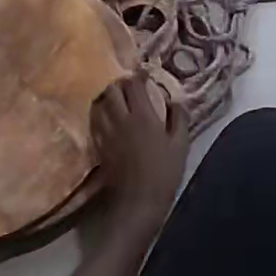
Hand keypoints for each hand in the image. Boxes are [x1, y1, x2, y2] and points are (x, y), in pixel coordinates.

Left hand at [88, 73, 188, 246]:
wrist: (138, 201)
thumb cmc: (164, 173)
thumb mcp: (181, 144)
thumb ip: (179, 118)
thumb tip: (176, 100)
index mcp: (143, 115)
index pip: (135, 84)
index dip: (139, 75)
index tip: (146, 74)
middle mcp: (121, 119)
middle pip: (112, 89)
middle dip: (121, 83)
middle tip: (130, 86)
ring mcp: (106, 132)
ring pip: (100, 103)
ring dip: (108, 96)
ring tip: (118, 98)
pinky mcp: (98, 145)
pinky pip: (95, 120)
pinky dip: (100, 113)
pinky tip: (109, 117)